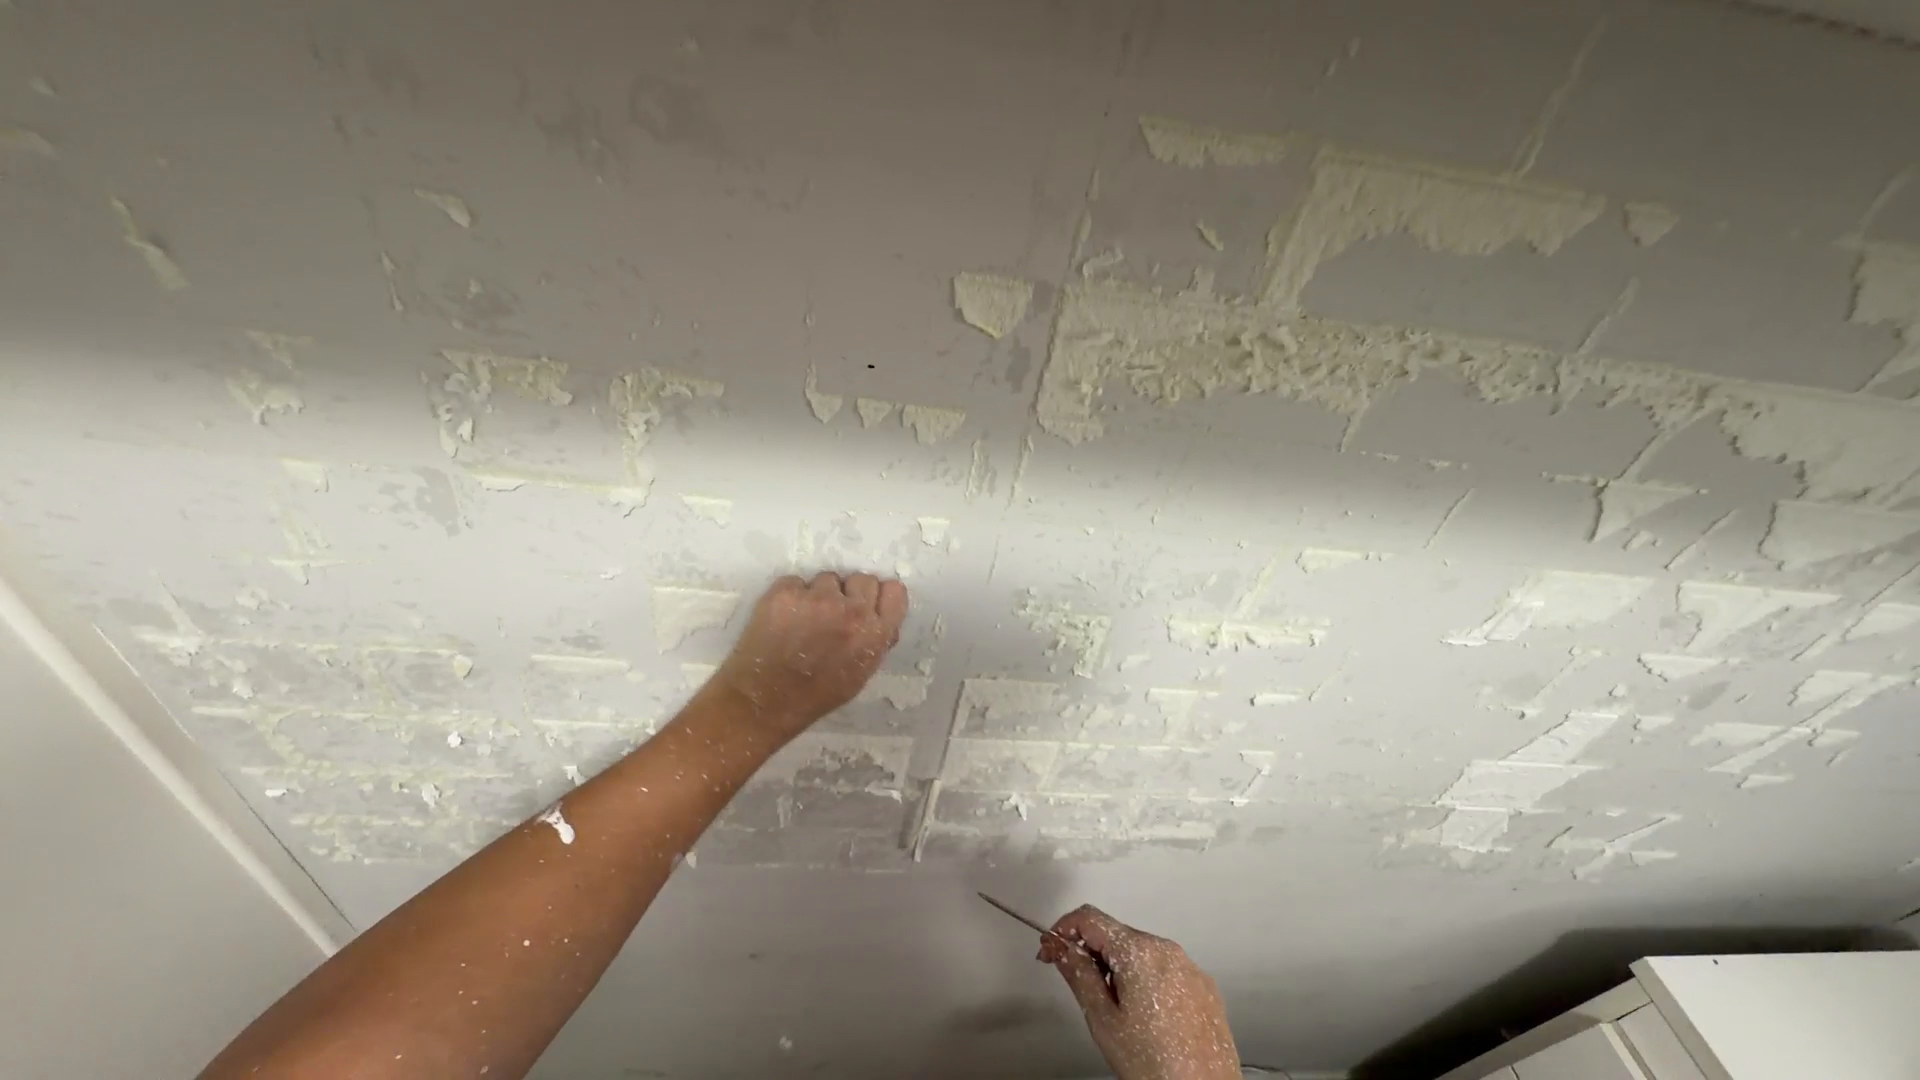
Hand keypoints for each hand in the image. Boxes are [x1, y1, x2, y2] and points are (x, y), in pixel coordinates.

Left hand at [707, 571, 907, 739]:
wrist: (764, 702)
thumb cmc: (816, 695)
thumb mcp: (861, 675)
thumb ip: (876, 642)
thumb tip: (882, 621)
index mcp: (875, 634)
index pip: (894, 591)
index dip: (879, 596)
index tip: (866, 604)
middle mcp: (852, 612)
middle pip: (862, 579)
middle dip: (849, 592)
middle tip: (832, 613)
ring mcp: (818, 599)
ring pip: (827, 578)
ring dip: (818, 594)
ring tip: (803, 620)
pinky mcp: (786, 593)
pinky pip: (795, 582)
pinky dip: (790, 596)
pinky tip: (783, 619)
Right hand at [1039, 905, 1239, 1079]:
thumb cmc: (1155, 1065)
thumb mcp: (1103, 1020)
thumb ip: (1079, 975)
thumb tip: (1061, 949)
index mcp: (1138, 952)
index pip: (1090, 917)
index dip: (1064, 929)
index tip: (1052, 948)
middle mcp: (1166, 949)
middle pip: (1117, 934)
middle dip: (1093, 953)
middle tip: (1082, 986)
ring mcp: (1188, 966)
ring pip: (1141, 952)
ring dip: (1121, 968)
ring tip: (1120, 1011)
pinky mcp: (1203, 984)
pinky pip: (1166, 969)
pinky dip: (1148, 980)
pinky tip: (1148, 1017)